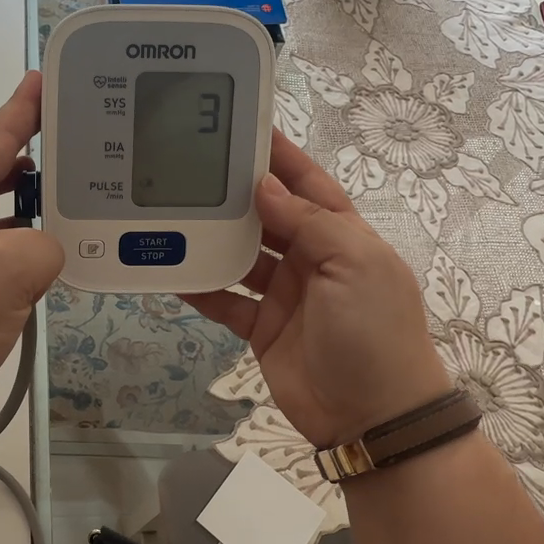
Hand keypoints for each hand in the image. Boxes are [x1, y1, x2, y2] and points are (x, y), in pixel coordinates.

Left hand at [0, 72, 64, 439]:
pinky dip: (27, 248)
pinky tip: (52, 260)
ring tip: (78, 202)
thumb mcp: (9, 270)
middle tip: (83, 147)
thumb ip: (46, 245)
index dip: (24, 108)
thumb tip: (48, 251)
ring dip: (36, 208)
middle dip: (37, 157)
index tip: (49, 80)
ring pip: (1, 216)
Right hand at [183, 131, 452, 448]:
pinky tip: (170, 268)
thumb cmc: (373, 329)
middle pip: (267, 216)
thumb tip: (263, 186)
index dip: (279, 157)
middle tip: (188, 168)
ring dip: (212, 237)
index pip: (307, 184)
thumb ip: (309, 221)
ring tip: (170, 212)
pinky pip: (225, 299)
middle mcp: (311, 258)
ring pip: (241, 255)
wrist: (372, 416)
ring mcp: (284, 294)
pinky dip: (200, 286)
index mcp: (342, 235)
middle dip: (235, 194)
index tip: (242, 127)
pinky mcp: (261, 327)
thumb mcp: (353, 264)